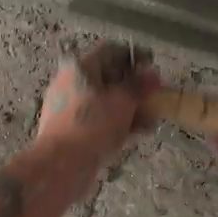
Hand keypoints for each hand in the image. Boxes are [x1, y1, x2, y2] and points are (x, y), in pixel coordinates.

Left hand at [35, 42, 160, 157]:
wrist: (61, 166)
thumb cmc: (92, 126)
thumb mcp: (122, 102)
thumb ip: (139, 86)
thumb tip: (152, 73)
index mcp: (79, 67)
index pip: (111, 50)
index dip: (136, 57)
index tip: (154, 70)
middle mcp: (71, 83)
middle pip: (108, 77)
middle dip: (134, 87)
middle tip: (156, 97)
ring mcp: (69, 108)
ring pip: (105, 101)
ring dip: (130, 108)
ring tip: (152, 119)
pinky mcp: (71, 130)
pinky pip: (99, 120)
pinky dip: (117, 124)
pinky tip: (138, 134)